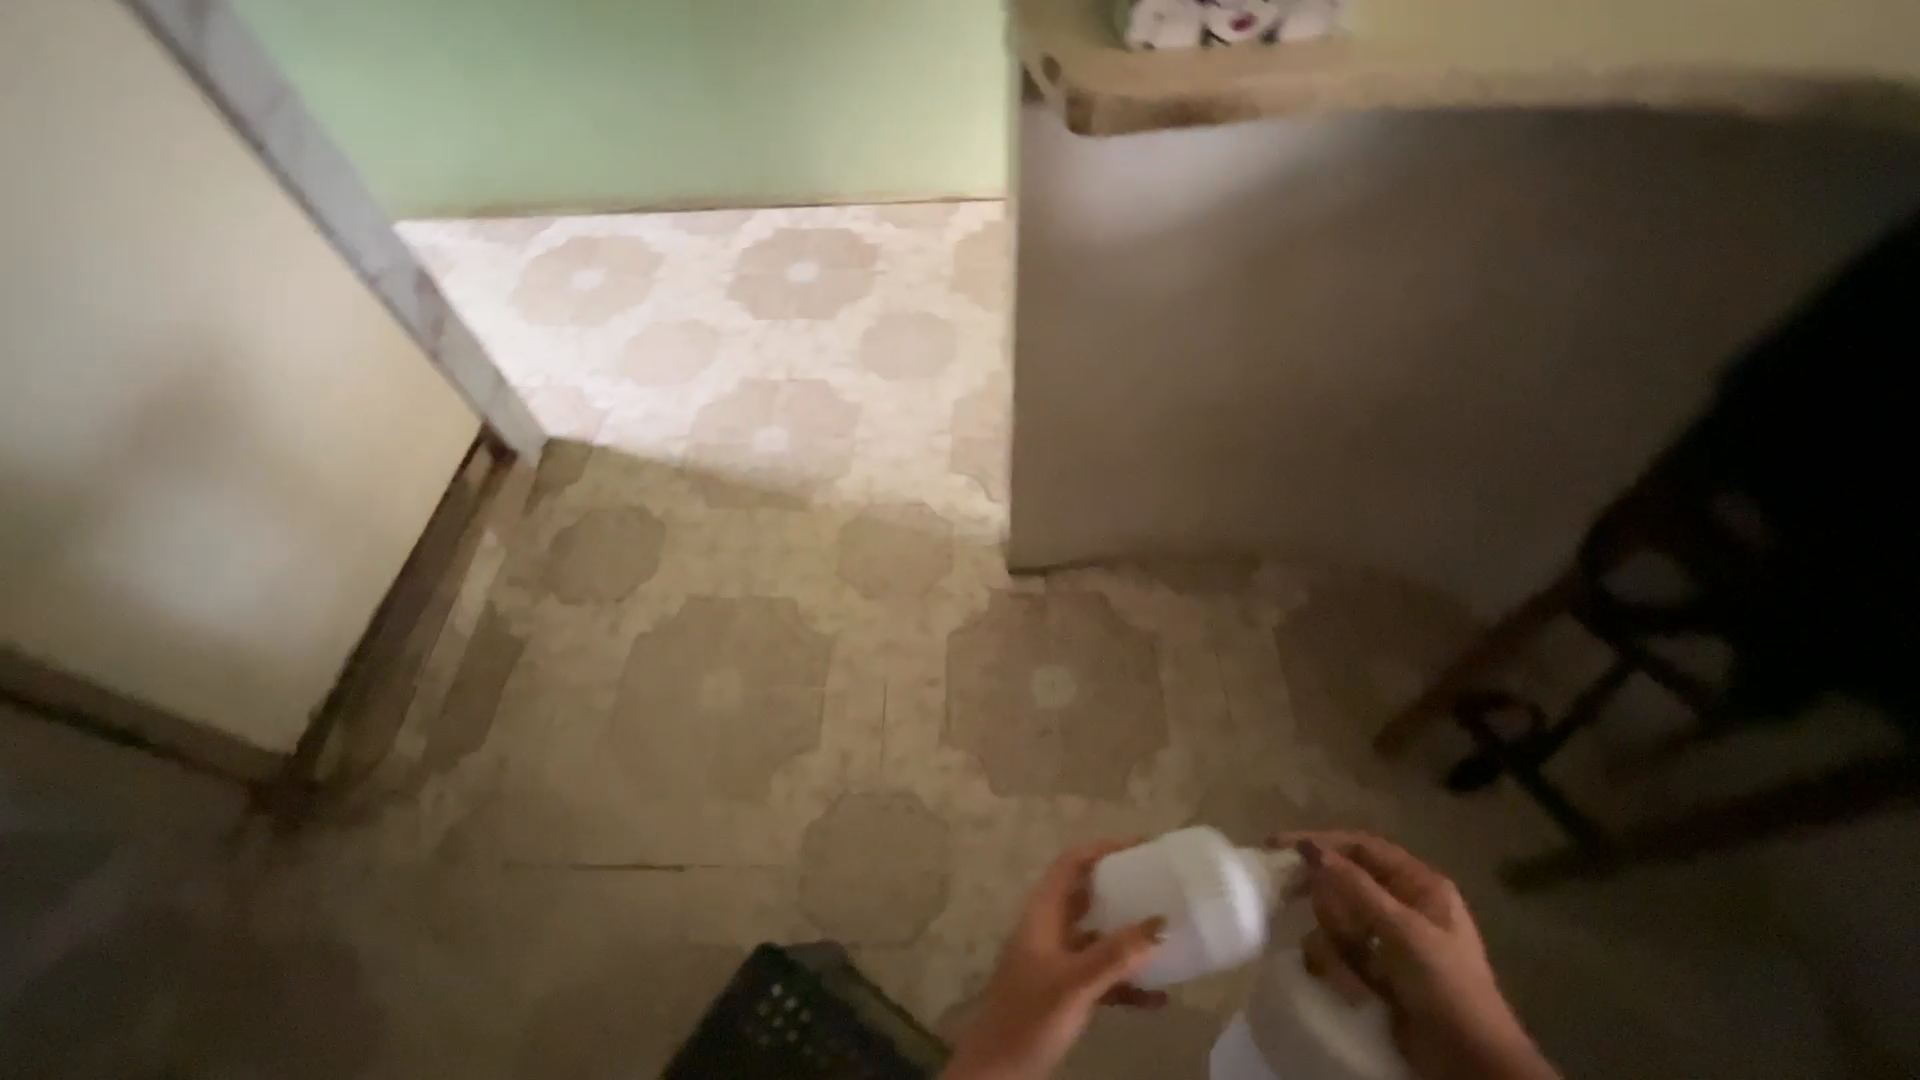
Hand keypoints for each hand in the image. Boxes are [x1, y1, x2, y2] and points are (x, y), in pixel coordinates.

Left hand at [942, 840, 1168, 1079]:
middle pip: (1086, 894)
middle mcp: (1048, 929)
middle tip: (1161, 884)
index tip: (1142, 847)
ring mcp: (1055, 961)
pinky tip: (1159, 1000)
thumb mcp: (1075, 984)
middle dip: (1121, 886)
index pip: (1071, 864)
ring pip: (1096, 935)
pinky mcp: (1063, 992)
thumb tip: (1160, 922)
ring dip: (1128, 935)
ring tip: (1167, 933)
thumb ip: (1115, 954)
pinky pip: (1101, 976)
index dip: (1103, 849)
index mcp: (1042, 915)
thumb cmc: (1028, 1018)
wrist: (995, 1074)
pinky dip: (1126, 981)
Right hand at [1280, 831, 1558, 1079]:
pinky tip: (1350, 987)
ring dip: (1334, 942)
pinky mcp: (1375, 970)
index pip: (1360, 847)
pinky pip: (1339, 952)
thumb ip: (1355, 887)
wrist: (1469, 1061)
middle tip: (1287, 898)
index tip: (1278, 846)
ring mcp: (1388, 939)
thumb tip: (1310, 849)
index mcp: (1418, 885)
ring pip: (1337, 919)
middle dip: (1323, 897)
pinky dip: (1336, 966)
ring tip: (1350, 968)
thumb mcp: (1402, 931)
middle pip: (1344, 882)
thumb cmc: (1444, 985)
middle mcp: (1402, 904)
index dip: (1320, 841)